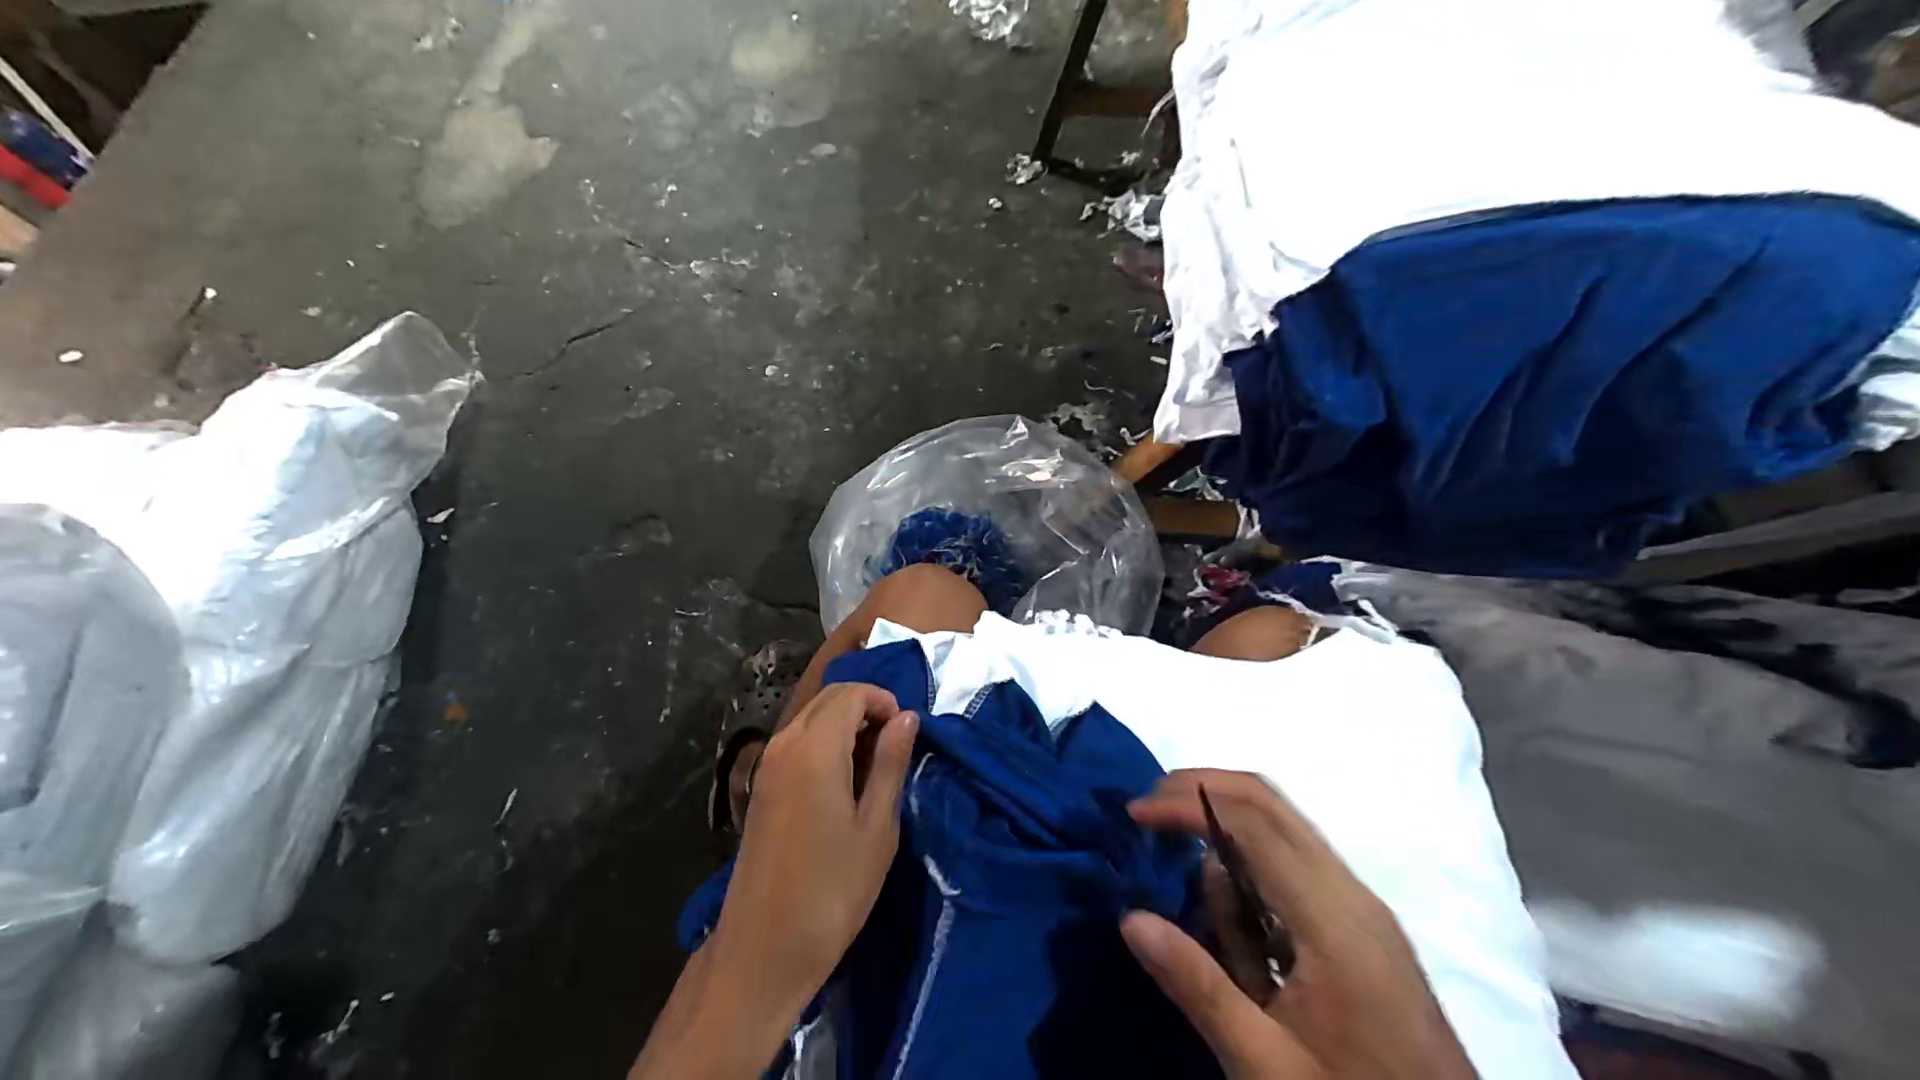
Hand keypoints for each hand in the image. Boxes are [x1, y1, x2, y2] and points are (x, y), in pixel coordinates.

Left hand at [711, 682, 917, 1009]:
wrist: (764, 949)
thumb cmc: (832, 891)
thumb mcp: (877, 827)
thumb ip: (891, 763)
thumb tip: (906, 718)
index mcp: (814, 748)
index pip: (851, 693)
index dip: (884, 701)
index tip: (906, 732)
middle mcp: (784, 744)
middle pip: (828, 698)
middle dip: (865, 707)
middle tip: (894, 745)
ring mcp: (766, 765)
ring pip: (810, 717)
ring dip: (844, 724)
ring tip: (874, 764)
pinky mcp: (760, 786)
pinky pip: (796, 741)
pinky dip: (824, 742)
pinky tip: (842, 780)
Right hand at [1121, 770, 1476, 1079]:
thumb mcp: (1267, 1068)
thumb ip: (1198, 987)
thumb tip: (1131, 918)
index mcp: (1334, 921)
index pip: (1253, 823)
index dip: (1188, 803)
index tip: (1134, 815)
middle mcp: (1351, 894)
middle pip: (1270, 803)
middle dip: (1202, 789)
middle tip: (1146, 809)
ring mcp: (1361, 906)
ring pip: (1283, 824)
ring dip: (1223, 817)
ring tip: (1172, 844)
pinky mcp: (1361, 923)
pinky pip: (1294, 859)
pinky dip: (1247, 854)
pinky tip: (1224, 899)